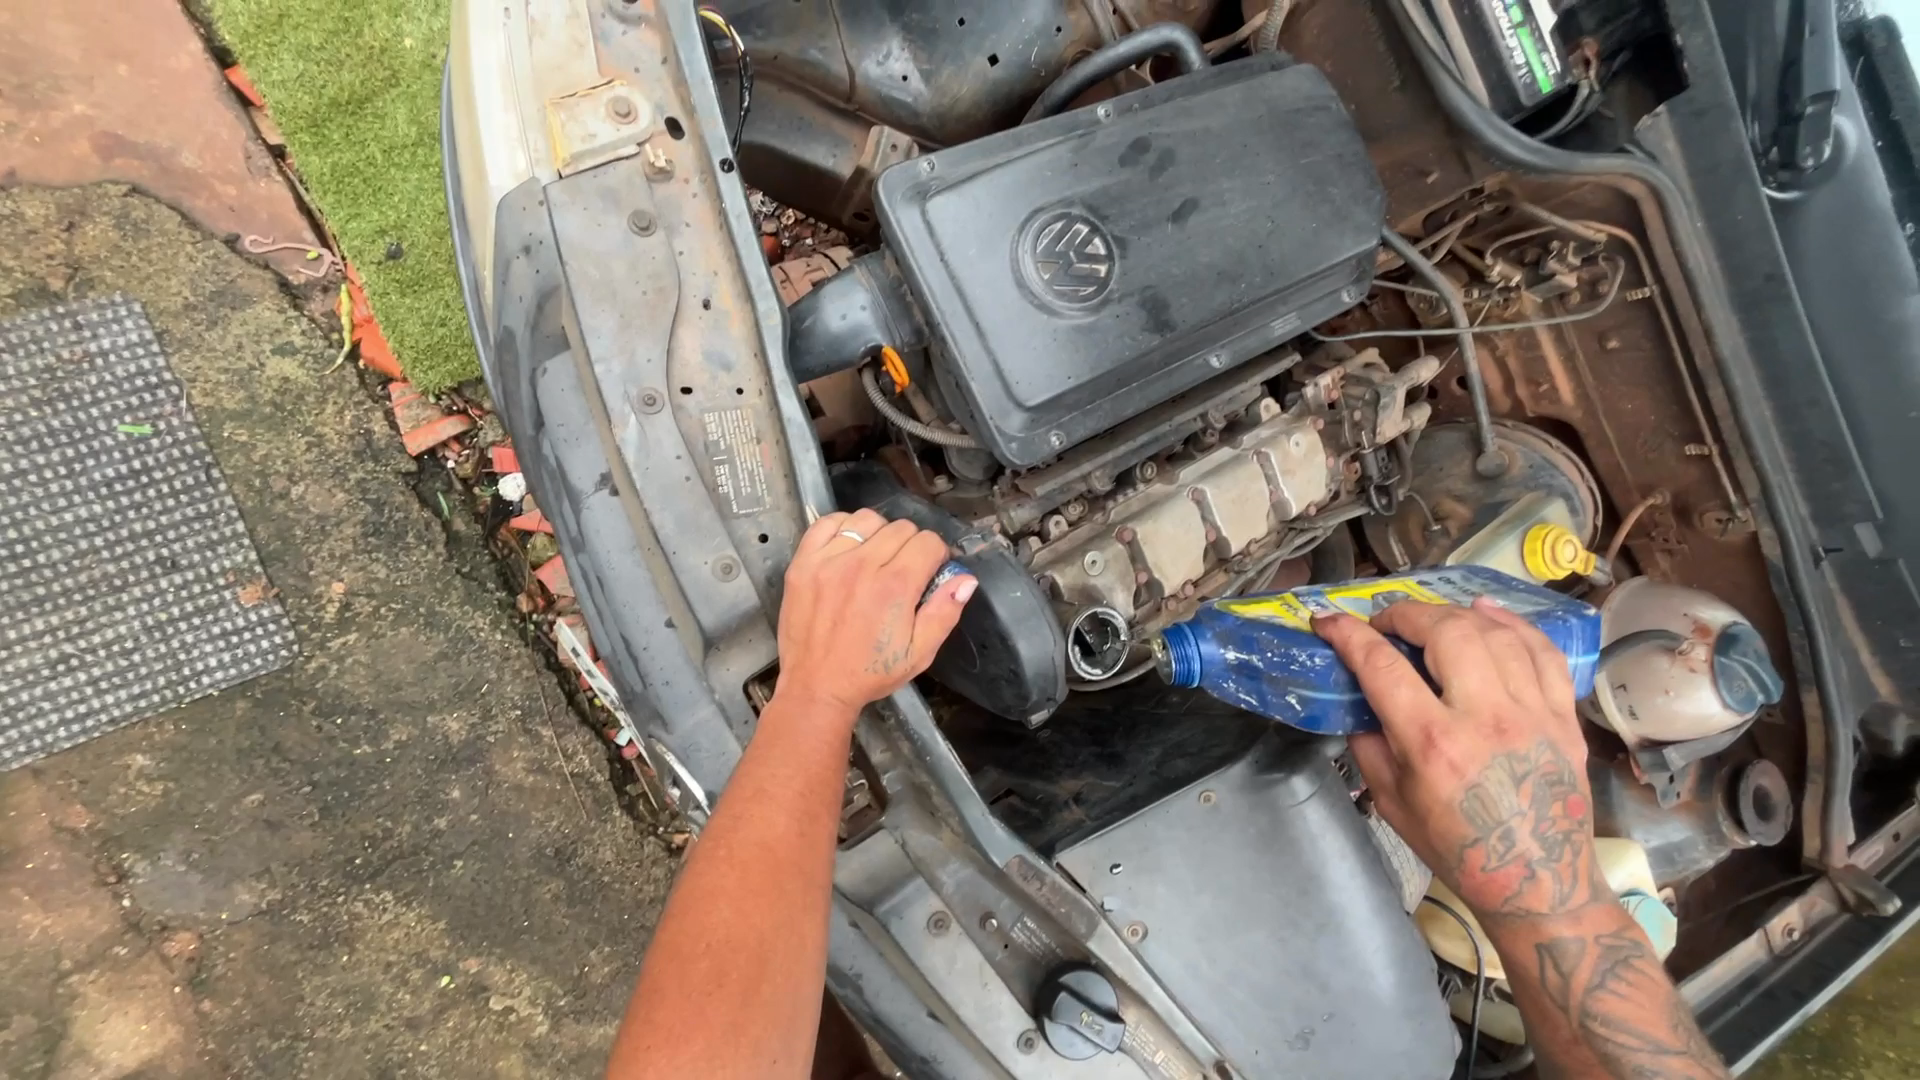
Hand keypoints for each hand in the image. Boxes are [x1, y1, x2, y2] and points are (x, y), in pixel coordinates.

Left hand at [773, 509, 975, 722]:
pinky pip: (827, 523)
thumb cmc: (869, 673)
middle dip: (911, 546)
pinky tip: (848, 547)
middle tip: (904, 570)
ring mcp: (829, 562)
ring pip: (868, 519)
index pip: (929, 542)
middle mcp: (862, 566)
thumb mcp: (919, 653)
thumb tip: (965, 580)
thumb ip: (945, 613)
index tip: (930, 570)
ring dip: (879, 533)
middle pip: (902, 528)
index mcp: (895, 586)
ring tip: (876, 558)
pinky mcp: (804, 563)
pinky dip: (842, 528)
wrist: (815, 686)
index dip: (936, 555)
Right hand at [1314, 598, 1601, 921]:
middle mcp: (1486, 719)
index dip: (1348, 634)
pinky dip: (1510, 624)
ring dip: (1451, 614)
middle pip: (1446, 632)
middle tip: (1381, 622)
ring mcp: (1533, 714)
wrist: (1538, 882)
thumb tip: (1361, 695)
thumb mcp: (1389, 798)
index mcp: (1433, 743)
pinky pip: (1542, 652)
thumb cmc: (1453, 844)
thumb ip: (1369, 740)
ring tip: (1427, 618)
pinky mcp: (1563, 718)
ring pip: (1494, 633)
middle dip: (1403, 614)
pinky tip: (1484, 613)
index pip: (1382, 666)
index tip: (1326, 620)